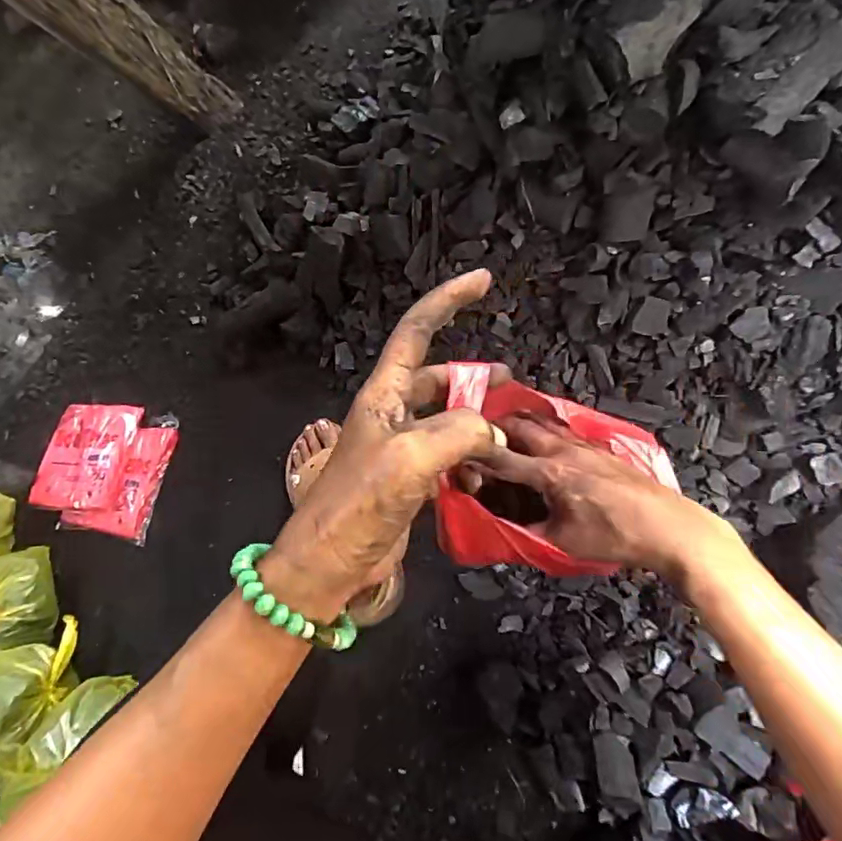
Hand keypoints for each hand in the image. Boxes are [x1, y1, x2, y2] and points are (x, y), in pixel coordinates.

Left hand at [262, 269, 510, 619]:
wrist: (331, 560)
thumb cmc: (360, 504)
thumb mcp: (411, 458)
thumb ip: (458, 432)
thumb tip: (491, 431)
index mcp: (382, 395)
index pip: (415, 332)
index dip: (447, 301)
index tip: (480, 280)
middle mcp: (389, 414)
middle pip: (436, 379)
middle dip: (473, 378)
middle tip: (510, 385)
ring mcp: (399, 448)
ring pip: (446, 420)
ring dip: (475, 424)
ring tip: (508, 436)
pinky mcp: (407, 480)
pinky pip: (447, 458)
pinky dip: (468, 463)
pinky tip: (482, 479)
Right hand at [476, 410, 744, 582]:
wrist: (674, 530)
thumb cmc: (617, 537)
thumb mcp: (562, 541)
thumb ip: (526, 528)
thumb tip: (500, 524)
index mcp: (549, 473)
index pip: (500, 458)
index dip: (474, 457)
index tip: (458, 457)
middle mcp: (564, 451)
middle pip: (519, 425)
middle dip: (493, 427)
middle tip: (476, 433)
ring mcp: (584, 446)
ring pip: (543, 421)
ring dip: (520, 421)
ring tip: (502, 426)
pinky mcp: (601, 449)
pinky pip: (563, 429)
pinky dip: (544, 428)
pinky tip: (543, 437)